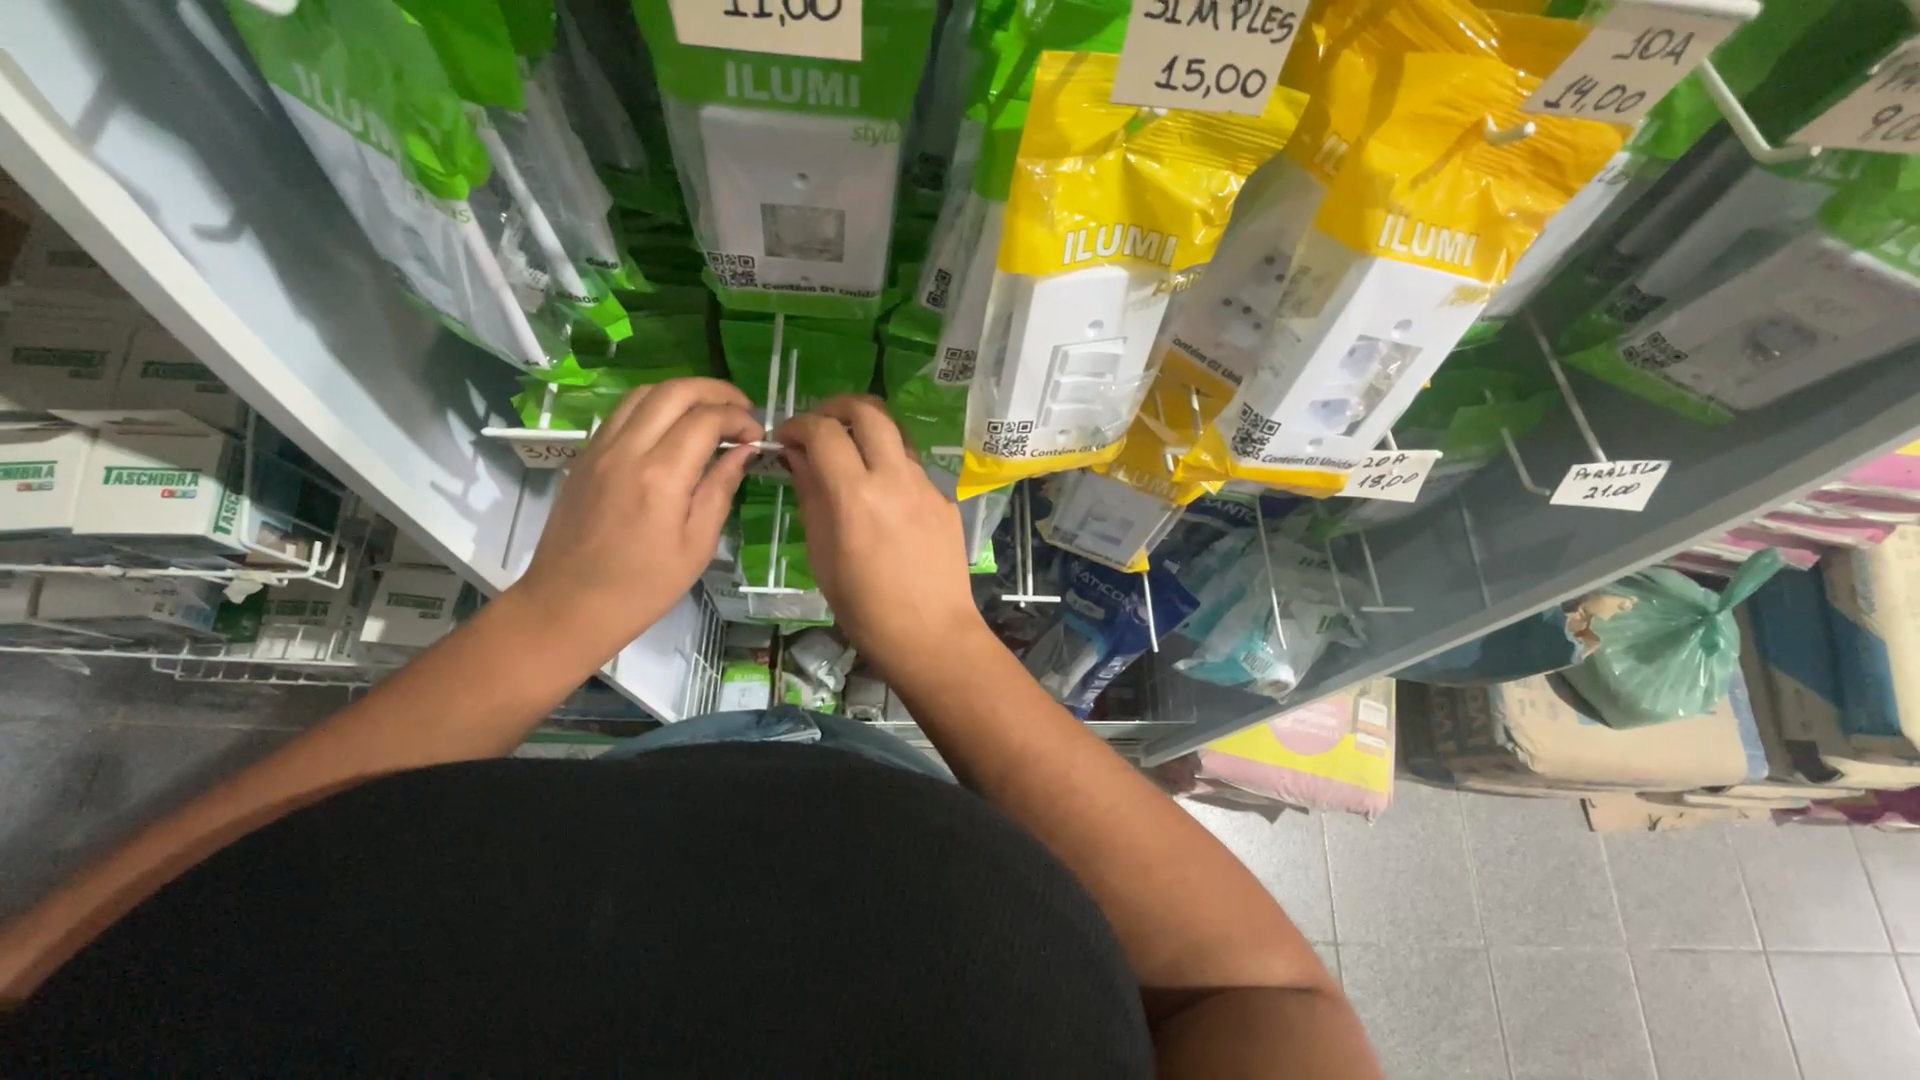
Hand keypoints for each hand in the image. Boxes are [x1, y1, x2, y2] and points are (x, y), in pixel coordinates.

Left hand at [513, 377, 760, 659]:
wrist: (567, 606)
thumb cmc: (642, 588)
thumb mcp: (696, 545)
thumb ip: (719, 489)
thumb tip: (742, 452)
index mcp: (660, 476)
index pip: (706, 420)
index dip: (739, 419)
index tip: (757, 435)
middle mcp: (627, 450)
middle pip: (674, 391)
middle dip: (715, 391)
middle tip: (742, 409)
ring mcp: (599, 449)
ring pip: (644, 393)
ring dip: (682, 393)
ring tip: (709, 412)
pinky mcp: (585, 456)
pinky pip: (622, 412)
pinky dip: (654, 406)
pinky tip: (672, 428)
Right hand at [776, 395, 988, 681]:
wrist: (932, 635)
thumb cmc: (865, 608)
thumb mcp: (822, 555)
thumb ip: (811, 497)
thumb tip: (798, 457)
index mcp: (856, 495)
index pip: (823, 431)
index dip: (797, 425)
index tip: (784, 439)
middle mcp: (895, 478)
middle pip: (867, 410)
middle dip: (835, 407)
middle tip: (818, 428)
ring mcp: (926, 486)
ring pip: (894, 434)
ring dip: (866, 433)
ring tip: (849, 458)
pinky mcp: (944, 500)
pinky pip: (912, 468)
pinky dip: (889, 467)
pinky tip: (881, 499)